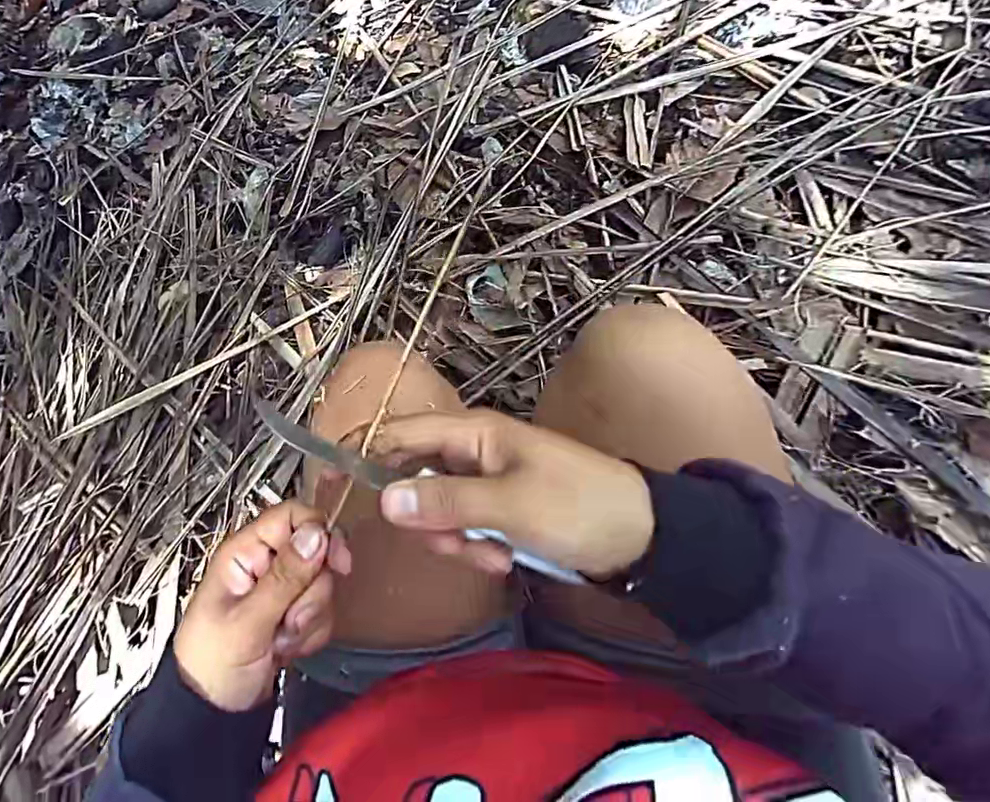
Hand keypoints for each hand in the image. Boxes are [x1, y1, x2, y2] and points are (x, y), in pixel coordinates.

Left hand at [172, 500, 352, 710]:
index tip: (335, 560)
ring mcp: (280, 589)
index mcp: (246, 552)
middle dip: (311, 592)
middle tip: (289, 618)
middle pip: (315, 552)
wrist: (212, 712)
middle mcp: (265, 564)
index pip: (292, 516)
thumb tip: (316, 533)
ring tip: (279, 638)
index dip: (318, 532)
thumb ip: (284, 577)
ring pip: (322, 585)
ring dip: (309, 618)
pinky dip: (310, 634)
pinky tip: (285, 648)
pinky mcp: (293, 613)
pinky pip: (322, 612)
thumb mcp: (247, 621)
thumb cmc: (210, 663)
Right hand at [372, 409, 653, 580]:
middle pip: (414, 477)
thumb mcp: (511, 507)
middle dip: (428, 517)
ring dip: (456, 537)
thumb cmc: (578, 507)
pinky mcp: (495, 505)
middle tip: (457, 544)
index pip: (399, 435)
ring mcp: (482, 478)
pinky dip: (475, 544)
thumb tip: (384, 501)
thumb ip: (445, 502)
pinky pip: (463, 523)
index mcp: (471, 431)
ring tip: (494, 554)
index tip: (343, 493)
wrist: (646, 536)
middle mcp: (469, 449)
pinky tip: (505, 557)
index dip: (368, 459)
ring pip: (437, 507)